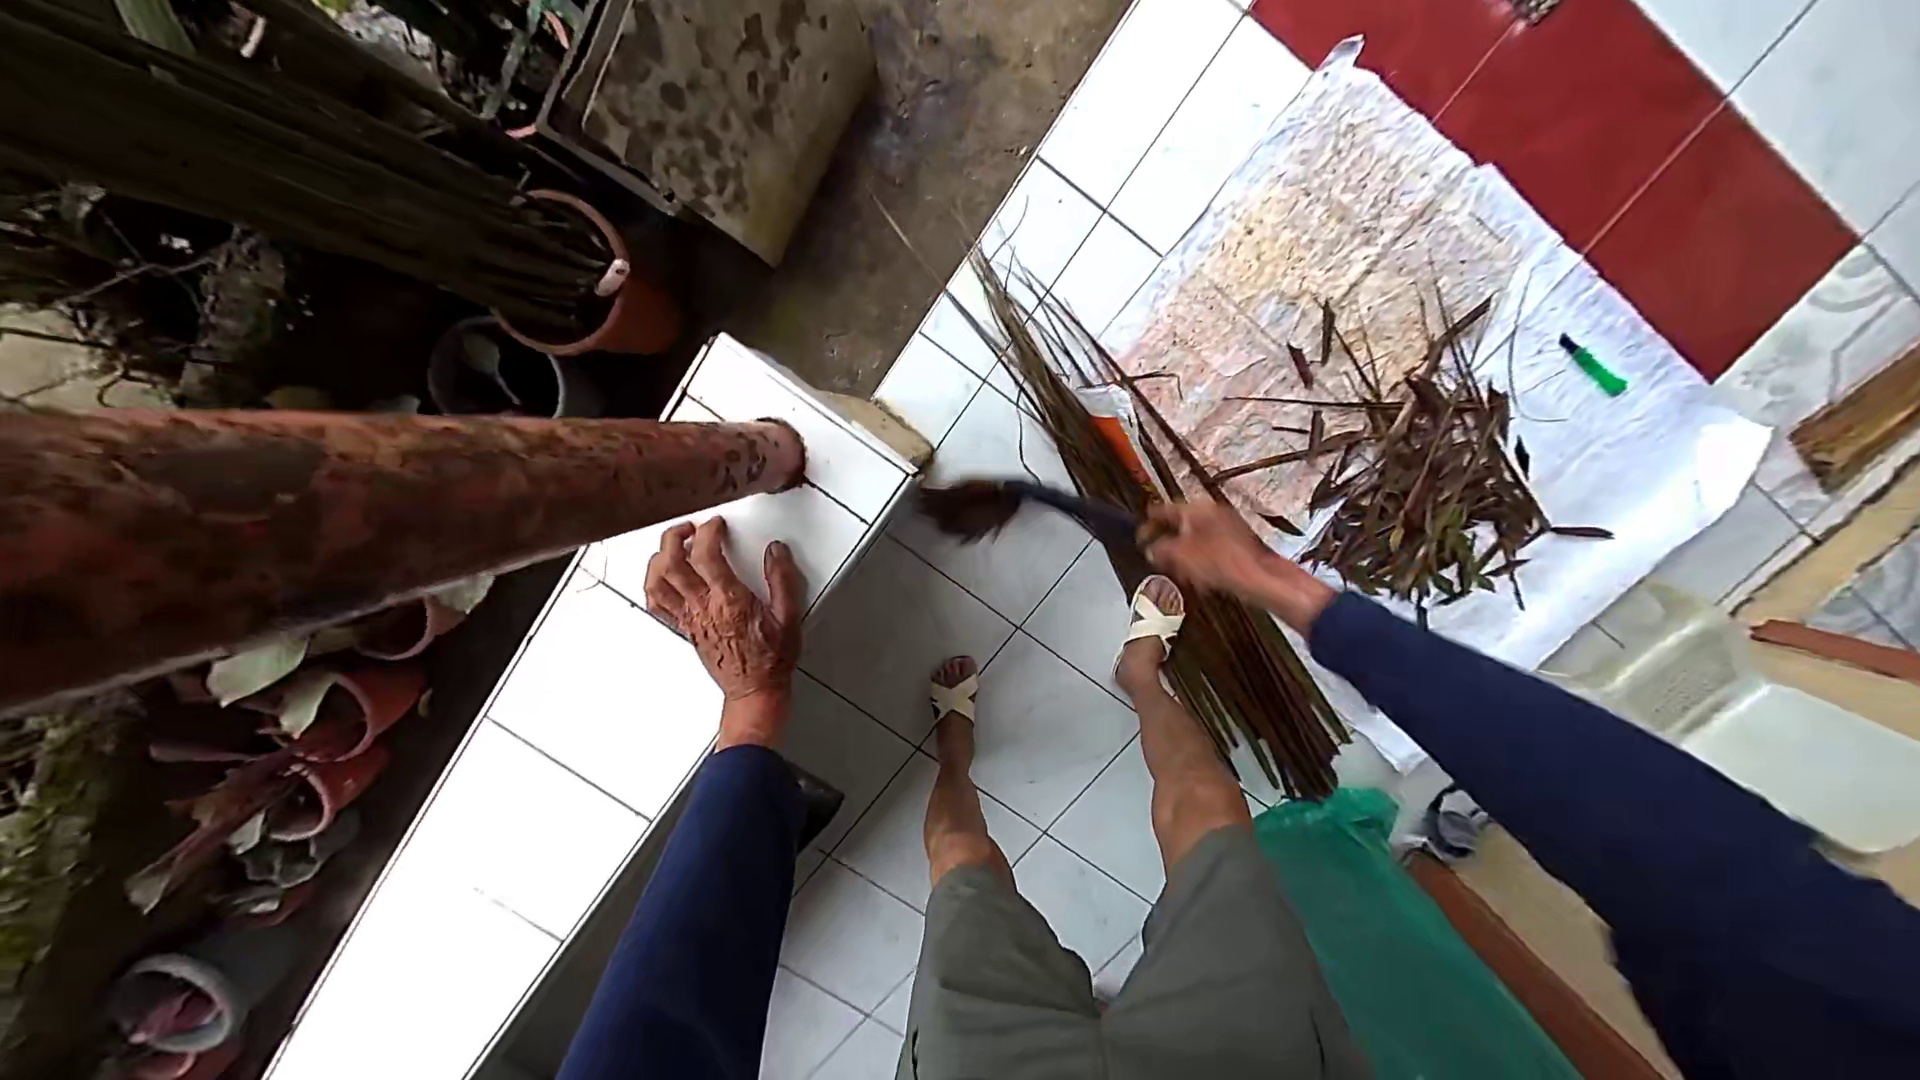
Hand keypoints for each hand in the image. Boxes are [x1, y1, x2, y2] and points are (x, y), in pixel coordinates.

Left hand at [643, 518, 806, 746]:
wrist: (755, 689)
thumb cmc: (771, 658)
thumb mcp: (789, 616)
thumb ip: (782, 580)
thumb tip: (776, 552)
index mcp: (729, 601)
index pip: (706, 556)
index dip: (709, 532)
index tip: (717, 524)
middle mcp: (704, 608)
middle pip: (671, 563)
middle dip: (675, 537)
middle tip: (690, 528)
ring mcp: (690, 619)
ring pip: (657, 582)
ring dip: (659, 557)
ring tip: (673, 546)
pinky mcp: (684, 628)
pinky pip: (656, 604)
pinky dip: (653, 585)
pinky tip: (661, 576)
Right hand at [1142, 499, 1334, 632]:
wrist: (1260, 579)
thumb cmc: (1221, 563)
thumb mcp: (1180, 555)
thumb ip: (1159, 550)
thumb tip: (1150, 549)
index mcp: (1197, 509)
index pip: (1163, 510)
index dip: (1148, 522)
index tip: (1139, 532)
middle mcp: (1212, 514)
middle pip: (1179, 525)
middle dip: (1166, 542)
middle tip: (1156, 556)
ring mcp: (1227, 528)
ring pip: (1194, 539)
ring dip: (1182, 554)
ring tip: (1176, 570)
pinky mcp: (1236, 545)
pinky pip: (1208, 549)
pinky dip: (1198, 561)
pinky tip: (1197, 577)